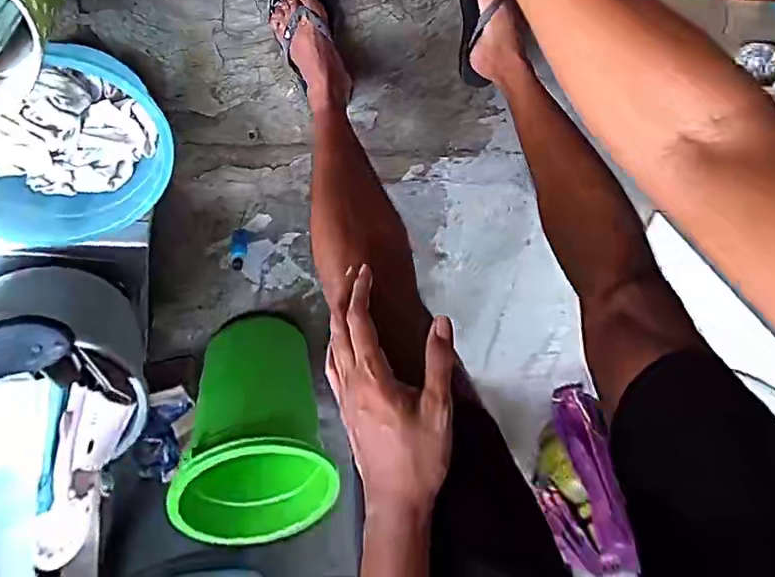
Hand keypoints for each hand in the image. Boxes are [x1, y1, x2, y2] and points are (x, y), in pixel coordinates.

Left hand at [327, 264, 456, 519]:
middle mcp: (351, 381)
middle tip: (352, 273)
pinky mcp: (344, 410)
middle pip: (339, 329)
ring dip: (337, 318)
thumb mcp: (439, 409)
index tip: (364, 270)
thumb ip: (439, 362)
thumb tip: (442, 321)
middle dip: (344, 297)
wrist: (395, 504)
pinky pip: (332, 365)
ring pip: (332, 346)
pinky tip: (339, 344)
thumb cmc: (420, 457)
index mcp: (372, 376)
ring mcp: (344, 397)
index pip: (359, 322)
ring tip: (345, 298)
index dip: (359, 292)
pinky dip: (334, 342)